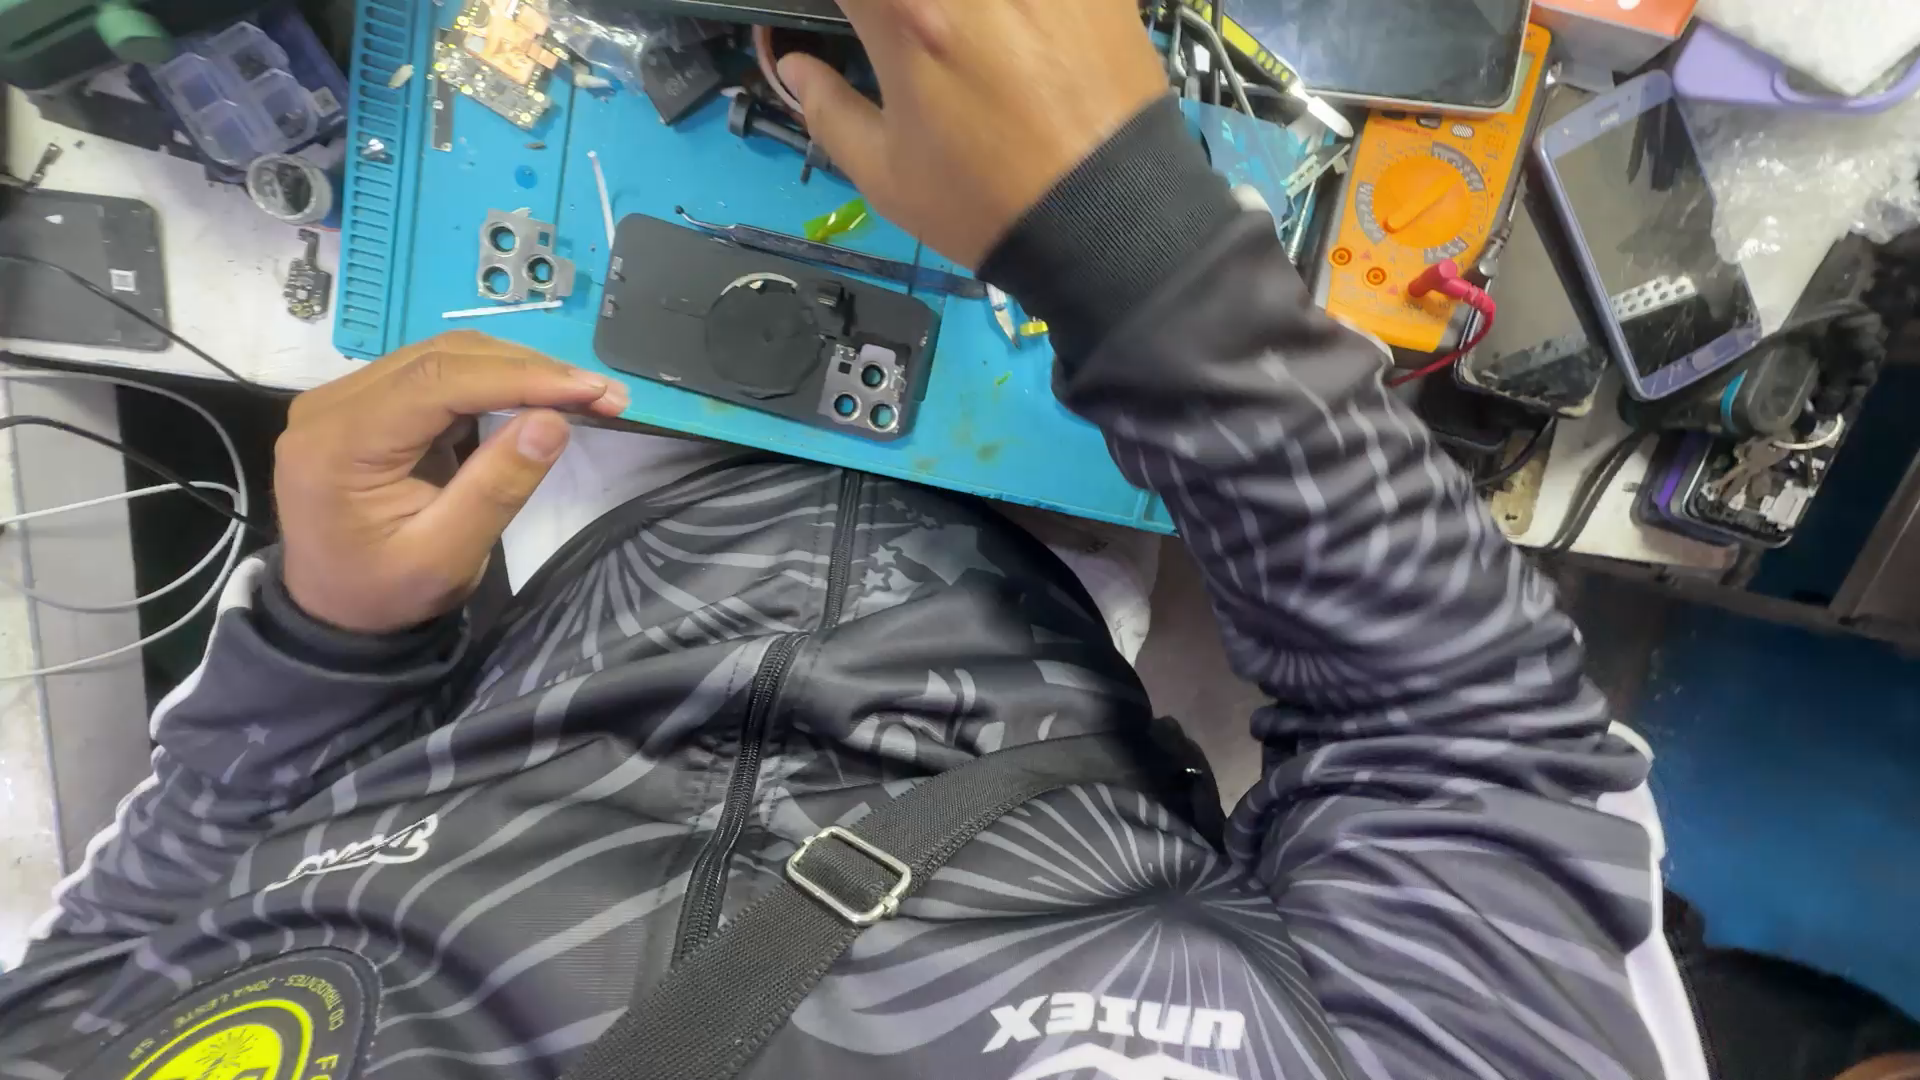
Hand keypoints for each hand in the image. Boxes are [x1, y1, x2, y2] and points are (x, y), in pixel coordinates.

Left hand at [275, 331, 628, 633]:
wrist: (339, 609)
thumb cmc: (389, 589)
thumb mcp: (449, 555)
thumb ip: (497, 488)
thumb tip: (553, 422)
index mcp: (341, 442)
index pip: (439, 382)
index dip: (522, 378)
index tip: (592, 392)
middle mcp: (336, 403)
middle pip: (447, 358)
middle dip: (535, 369)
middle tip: (607, 395)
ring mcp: (354, 398)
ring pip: (451, 357)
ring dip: (526, 369)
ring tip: (588, 395)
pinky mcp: (377, 404)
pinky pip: (447, 374)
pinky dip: (506, 380)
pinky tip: (547, 397)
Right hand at [777, 0, 1165, 267]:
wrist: (1105, 224)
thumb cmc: (988, 207)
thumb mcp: (890, 179)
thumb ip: (829, 113)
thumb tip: (795, 67)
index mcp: (903, 8)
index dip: (842, 5)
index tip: (849, 23)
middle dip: (896, 11)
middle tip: (896, 35)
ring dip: (948, 13)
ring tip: (954, 41)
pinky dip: (1004, 14)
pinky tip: (1004, 38)